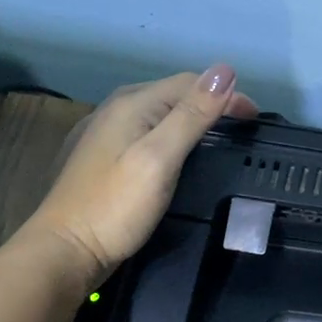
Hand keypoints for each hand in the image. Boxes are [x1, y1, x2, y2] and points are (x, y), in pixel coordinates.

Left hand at [19, 66, 255, 282]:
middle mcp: (116, 108)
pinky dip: (171, 133)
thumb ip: (193, 114)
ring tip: (219, 138)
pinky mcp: (101, 155)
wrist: (64, 250)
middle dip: (211, 102)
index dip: (227, 95)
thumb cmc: (116, 205)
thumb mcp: (160, 157)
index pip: (191, 83)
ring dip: (192, 117)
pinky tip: (178, 153)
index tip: (256, 119)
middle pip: (174, 93)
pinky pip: (146, 130)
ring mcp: (104, 131)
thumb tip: (226, 70)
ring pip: (159, 112)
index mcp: (132, 103)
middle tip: (242, 128)